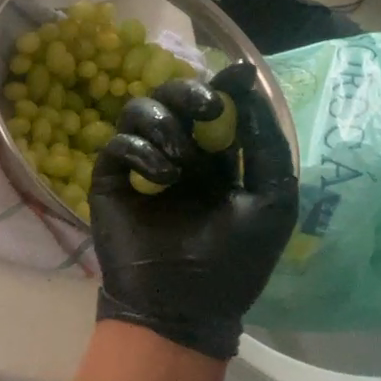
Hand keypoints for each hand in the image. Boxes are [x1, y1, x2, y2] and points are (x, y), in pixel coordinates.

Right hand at [87, 62, 298, 360]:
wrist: (183, 305)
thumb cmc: (234, 260)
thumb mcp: (271, 201)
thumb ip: (266, 145)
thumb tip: (248, 88)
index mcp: (217, 160)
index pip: (213, 108)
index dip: (222, 87)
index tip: (234, 75)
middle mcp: (177, 155)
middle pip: (170, 99)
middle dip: (187, 94)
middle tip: (204, 108)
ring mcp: (139, 166)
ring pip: (137, 112)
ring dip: (163, 124)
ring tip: (181, 160)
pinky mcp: (109, 180)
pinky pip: (116, 144)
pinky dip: (140, 150)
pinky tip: (161, 176)